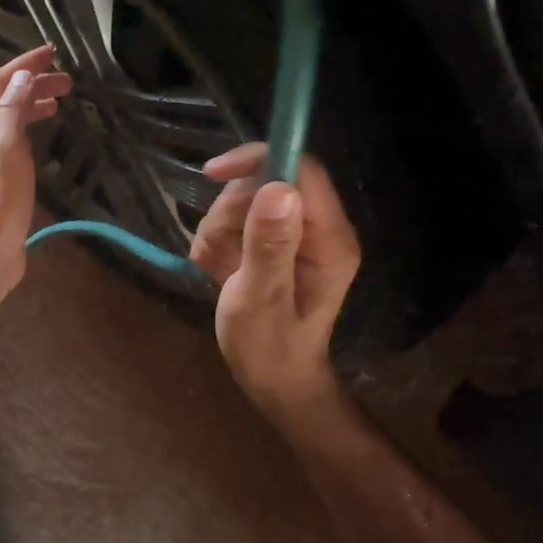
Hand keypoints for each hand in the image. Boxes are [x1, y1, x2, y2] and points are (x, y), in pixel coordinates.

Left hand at [0, 45, 71, 302]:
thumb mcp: (6, 149)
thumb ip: (12, 109)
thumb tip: (22, 77)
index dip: (24, 65)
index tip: (53, 51)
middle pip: (2, 97)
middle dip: (32, 84)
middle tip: (68, 80)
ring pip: (8, 117)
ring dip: (33, 104)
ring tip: (62, 98)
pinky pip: (12, 138)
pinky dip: (29, 126)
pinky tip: (46, 128)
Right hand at [189, 143, 361, 405]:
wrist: (272, 382)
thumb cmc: (269, 348)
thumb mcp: (262, 298)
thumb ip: (269, 243)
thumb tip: (278, 188)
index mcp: (329, 237)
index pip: (301, 170)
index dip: (258, 161)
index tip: (213, 173)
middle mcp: (316, 229)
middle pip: (263, 183)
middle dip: (230, 213)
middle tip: (222, 256)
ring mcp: (292, 236)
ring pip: (241, 203)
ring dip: (218, 233)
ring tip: (222, 273)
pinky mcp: (272, 244)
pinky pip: (233, 223)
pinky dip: (216, 245)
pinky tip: (220, 274)